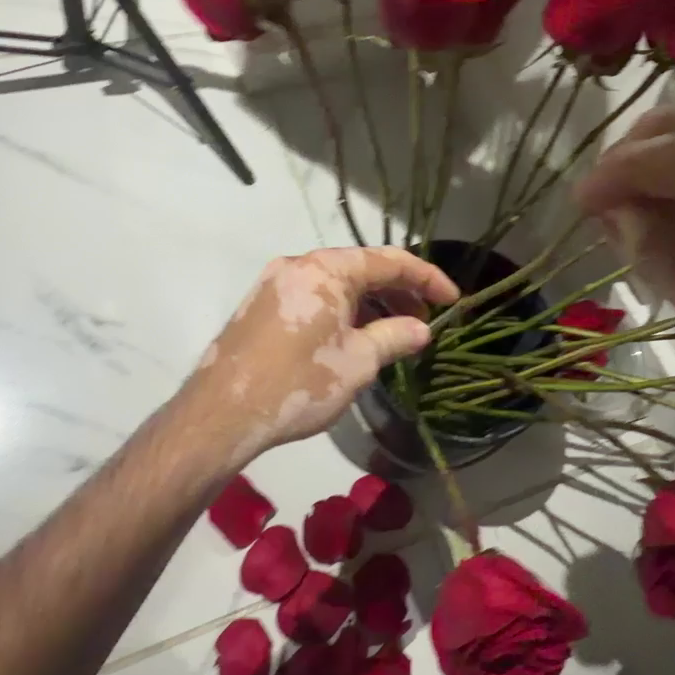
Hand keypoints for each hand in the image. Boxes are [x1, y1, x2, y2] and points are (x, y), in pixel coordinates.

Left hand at [174, 247, 460, 461]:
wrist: (222, 413)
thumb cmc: (298, 383)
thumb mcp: (357, 362)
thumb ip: (394, 337)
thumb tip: (421, 329)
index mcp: (326, 270)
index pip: (388, 261)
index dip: (426, 278)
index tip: (453, 300)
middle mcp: (298, 265)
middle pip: (360, 269)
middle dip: (397, 292)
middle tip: (423, 321)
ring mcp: (274, 284)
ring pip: (334, 285)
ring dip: (368, 304)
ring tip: (392, 334)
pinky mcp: (260, 306)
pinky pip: (313, 298)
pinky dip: (341, 312)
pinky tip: (352, 339)